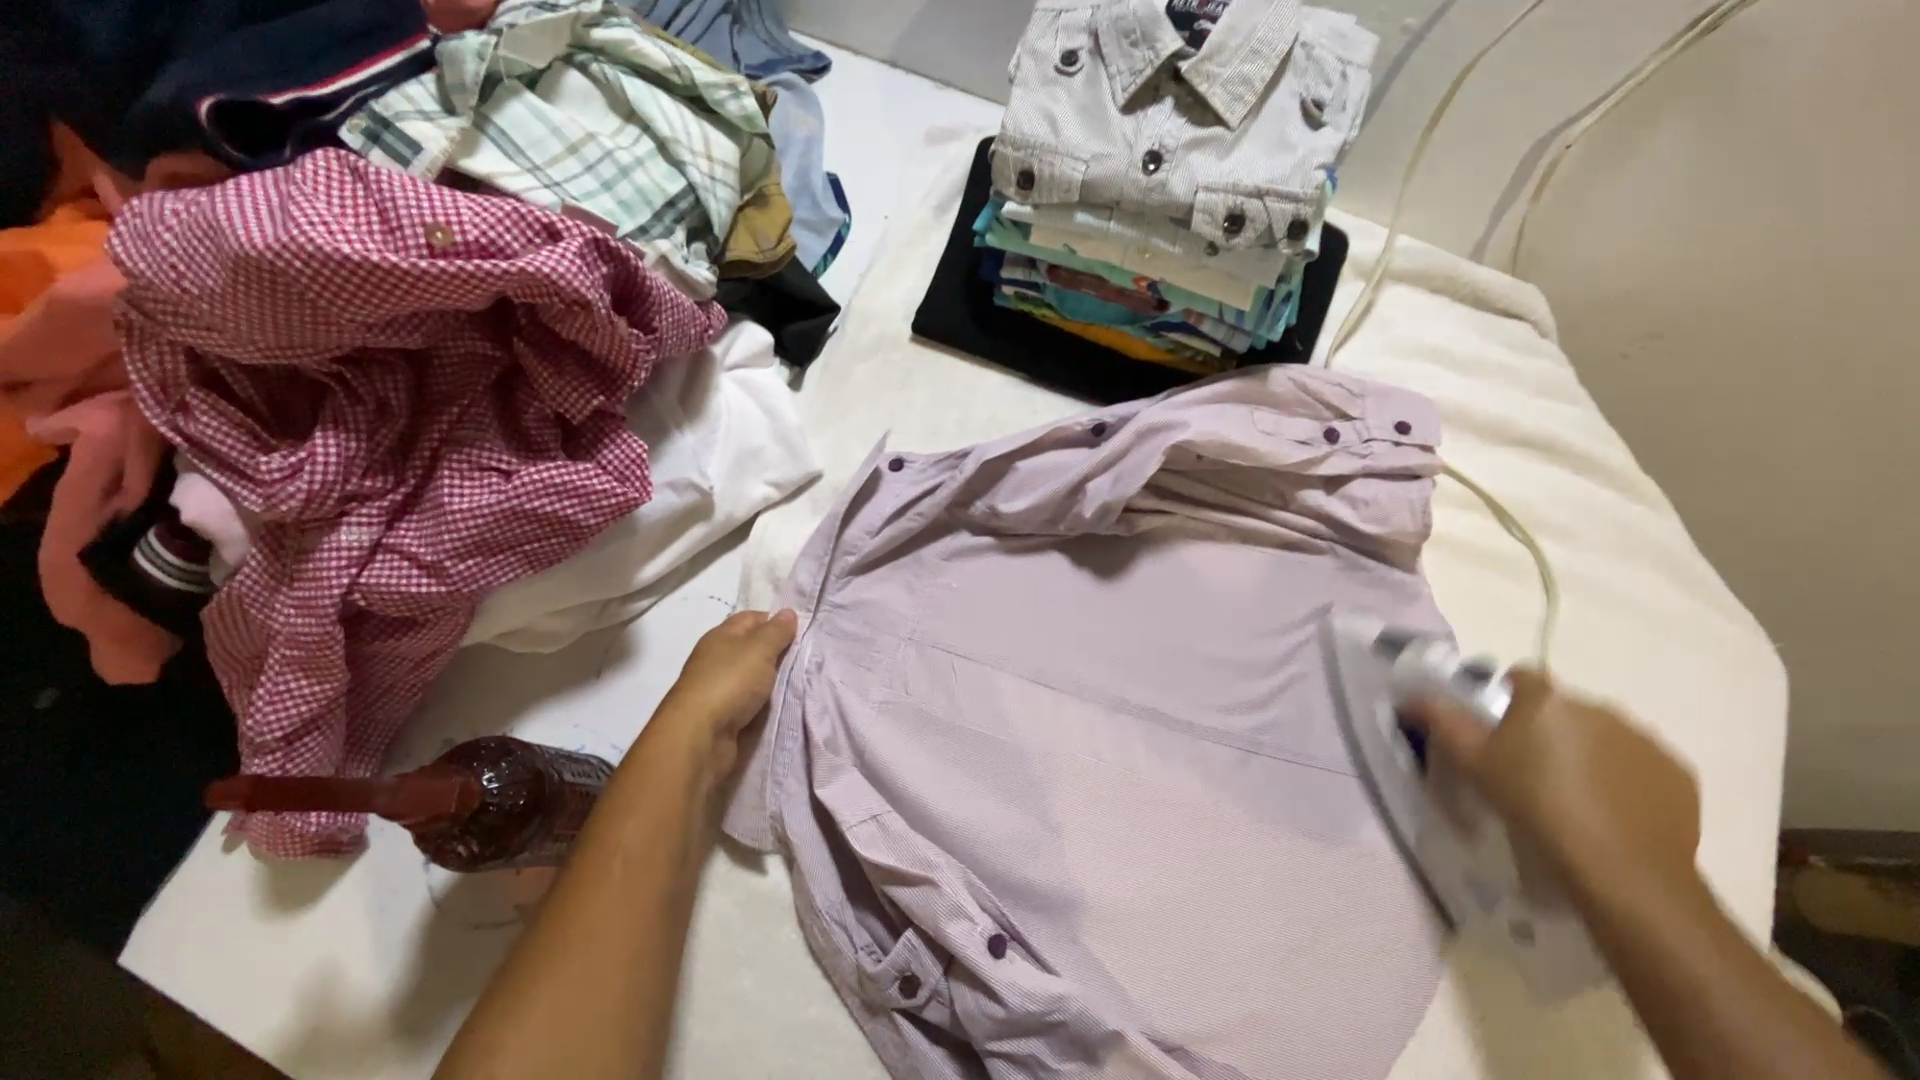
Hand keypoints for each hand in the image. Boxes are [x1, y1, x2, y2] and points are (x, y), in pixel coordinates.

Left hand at [653, 609, 797, 780]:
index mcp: (721, 636)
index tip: (802, 633)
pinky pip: (751, 702)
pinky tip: (783, 704)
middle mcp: (717, 658)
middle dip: (778, 653)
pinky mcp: (723, 715)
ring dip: (773, 680)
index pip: (752, 619)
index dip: (776, 621)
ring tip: (803, 681)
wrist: (700, 737)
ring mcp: (718, 688)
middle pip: (753, 649)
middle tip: (809, 658)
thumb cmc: (729, 683)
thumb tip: (787, 612)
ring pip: (753, 677)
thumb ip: (776, 631)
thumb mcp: (759, 649)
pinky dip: (765, 702)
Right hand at [1401, 669, 1701, 895]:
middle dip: (1547, 729)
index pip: (1521, 676)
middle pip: (1563, 708)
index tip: (1496, 733)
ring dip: (1587, 753)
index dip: (1505, 698)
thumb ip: (1442, 721)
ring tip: (1573, 797)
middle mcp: (1600, 706)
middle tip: (1528, 771)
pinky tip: (1611, 812)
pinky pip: (1640, 766)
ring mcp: (1645, 739)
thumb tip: (1411, 696)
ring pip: (1604, 735)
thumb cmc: (1533, 805)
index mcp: (1548, 699)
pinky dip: (1625, 780)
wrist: (1620, 867)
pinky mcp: (1677, 773)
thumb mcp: (1473, 764)